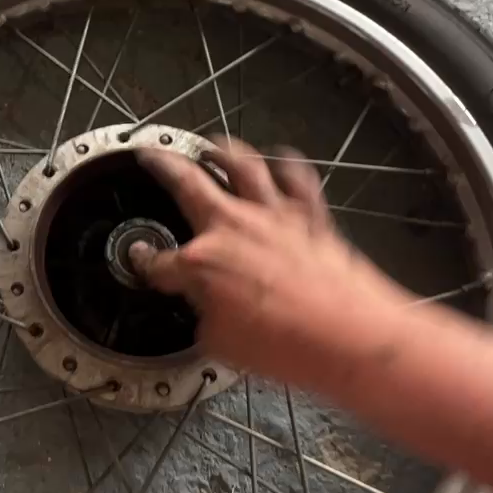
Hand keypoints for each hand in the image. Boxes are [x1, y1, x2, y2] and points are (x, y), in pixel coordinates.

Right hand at [128, 141, 419, 386]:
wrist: (351, 338)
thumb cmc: (288, 347)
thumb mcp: (222, 344)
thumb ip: (206, 316)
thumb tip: (208, 309)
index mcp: (202, 263)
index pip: (158, 261)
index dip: (142, 260)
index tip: (140, 257)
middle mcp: (232, 227)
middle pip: (186, 182)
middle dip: (161, 164)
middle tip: (151, 154)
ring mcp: (272, 215)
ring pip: (241, 164)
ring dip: (221, 150)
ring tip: (211, 145)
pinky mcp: (310, 216)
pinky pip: (297, 178)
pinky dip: (287, 166)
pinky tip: (281, 160)